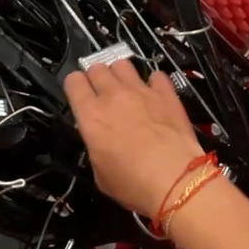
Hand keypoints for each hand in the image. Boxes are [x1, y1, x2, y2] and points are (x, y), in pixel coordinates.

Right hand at [64, 59, 206, 216]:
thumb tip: (101, 139)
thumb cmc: (132, 184)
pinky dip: (153, 82)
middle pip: (97, 68)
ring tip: (126, 89)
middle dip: (96, 78)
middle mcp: (112, 95)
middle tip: (103, 95)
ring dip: (120, 74)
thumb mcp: (100, 174)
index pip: (73, 81)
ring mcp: (141, 90)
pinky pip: (156, 75)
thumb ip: (96, 147)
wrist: (175, 179)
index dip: (75, 86)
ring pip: (123, 64)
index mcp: (91, 115)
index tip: (80, 96)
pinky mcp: (165, 92)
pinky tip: (155, 94)